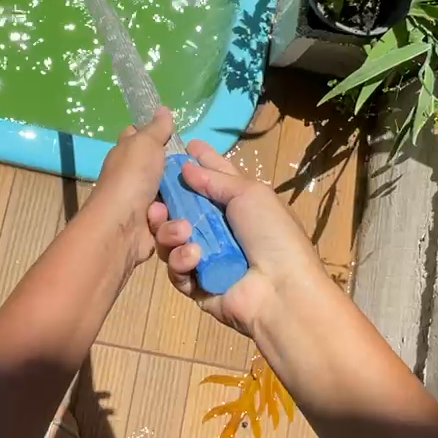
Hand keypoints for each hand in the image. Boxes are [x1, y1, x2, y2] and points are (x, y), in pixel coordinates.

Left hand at [89, 108, 173, 266]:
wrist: (121, 227)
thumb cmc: (131, 178)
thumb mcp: (145, 143)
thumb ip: (157, 128)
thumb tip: (162, 108)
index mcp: (127, 155)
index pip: (141, 139)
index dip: (157, 136)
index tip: (177, 139)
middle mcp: (132, 179)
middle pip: (164, 171)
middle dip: (179, 176)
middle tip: (195, 176)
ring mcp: (141, 205)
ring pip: (173, 199)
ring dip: (176, 205)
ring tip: (172, 208)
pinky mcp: (151, 229)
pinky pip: (172, 223)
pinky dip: (172, 226)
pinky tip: (171, 226)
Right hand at [148, 138, 335, 338]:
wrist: (281, 290)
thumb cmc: (272, 234)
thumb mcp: (250, 194)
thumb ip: (215, 179)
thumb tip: (186, 167)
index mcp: (238, 204)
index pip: (213, 178)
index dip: (198, 162)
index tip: (180, 147)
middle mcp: (220, 229)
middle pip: (181, 209)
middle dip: (166, 203)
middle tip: (156, 201)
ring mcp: (206, 257)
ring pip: (172, 239)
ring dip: (171, 232)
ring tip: (182, 231)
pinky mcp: (197, 285)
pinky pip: (176, 270)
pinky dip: (181, 261)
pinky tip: (194, 257)